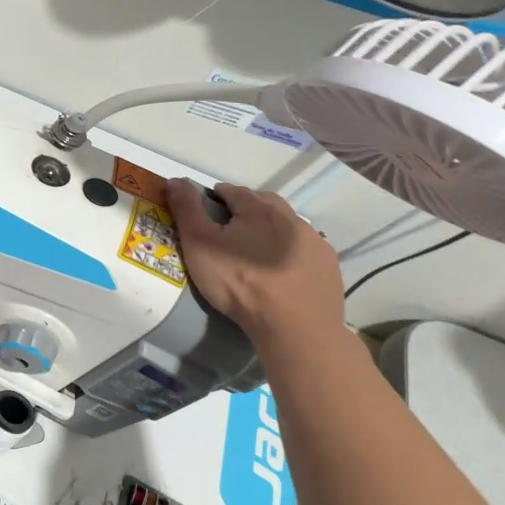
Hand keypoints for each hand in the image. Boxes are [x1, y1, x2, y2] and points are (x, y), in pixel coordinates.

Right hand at [164, 179, 343, 339]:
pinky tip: (280, 268)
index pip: (234, 191)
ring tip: (255, 249)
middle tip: (228, 228)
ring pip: (288, 224)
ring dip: (270, 228)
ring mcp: (315, 241)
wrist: (294, 325)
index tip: (204, 209)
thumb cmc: (238, 281)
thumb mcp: (199, 244)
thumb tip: (175, 179)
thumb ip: (186, 209)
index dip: (216, 196)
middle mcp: (291, 218)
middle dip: (246, 207)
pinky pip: (305, 247)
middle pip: (265, 202)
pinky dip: (290, 249)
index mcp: (258, 210)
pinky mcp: (328, 265)